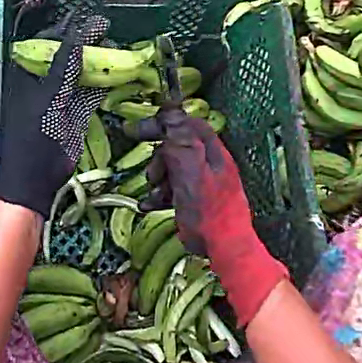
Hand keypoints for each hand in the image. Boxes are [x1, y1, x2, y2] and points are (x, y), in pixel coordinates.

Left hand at [0, 23, 101, 216]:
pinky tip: (119, 76)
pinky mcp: (74, 116)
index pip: (51, 44)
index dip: (71, 31)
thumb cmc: (34, 137)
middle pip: (69, 57)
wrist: (34, 179)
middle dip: (89, 46)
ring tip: (118, 51)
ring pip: (82, 75)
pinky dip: (104, 85)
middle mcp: (45, 84)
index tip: (94, 22)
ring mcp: (61, 100)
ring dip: (99, 65)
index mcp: (30, 76)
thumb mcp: (48, 98)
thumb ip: (64, 67)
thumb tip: (76, 35)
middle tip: (110, 35)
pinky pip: (90, 94)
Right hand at [132, 110, 286, 324]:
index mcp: (211, 151)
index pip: (184, 123)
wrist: (226, 248)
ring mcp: (204, 180)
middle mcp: (209, 162)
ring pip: (172, 168)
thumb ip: (180, 143)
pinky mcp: (197, 198)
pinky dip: (161, 194)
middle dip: (159, 158)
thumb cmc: (209, 211)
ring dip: (158, 178)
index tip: (135, 131)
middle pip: (176, 146)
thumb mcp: (191, 172)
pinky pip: (174, 188)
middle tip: (150, 173)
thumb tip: (170, 114)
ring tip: (156, 194)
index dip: (160, 123)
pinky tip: (151, 205)